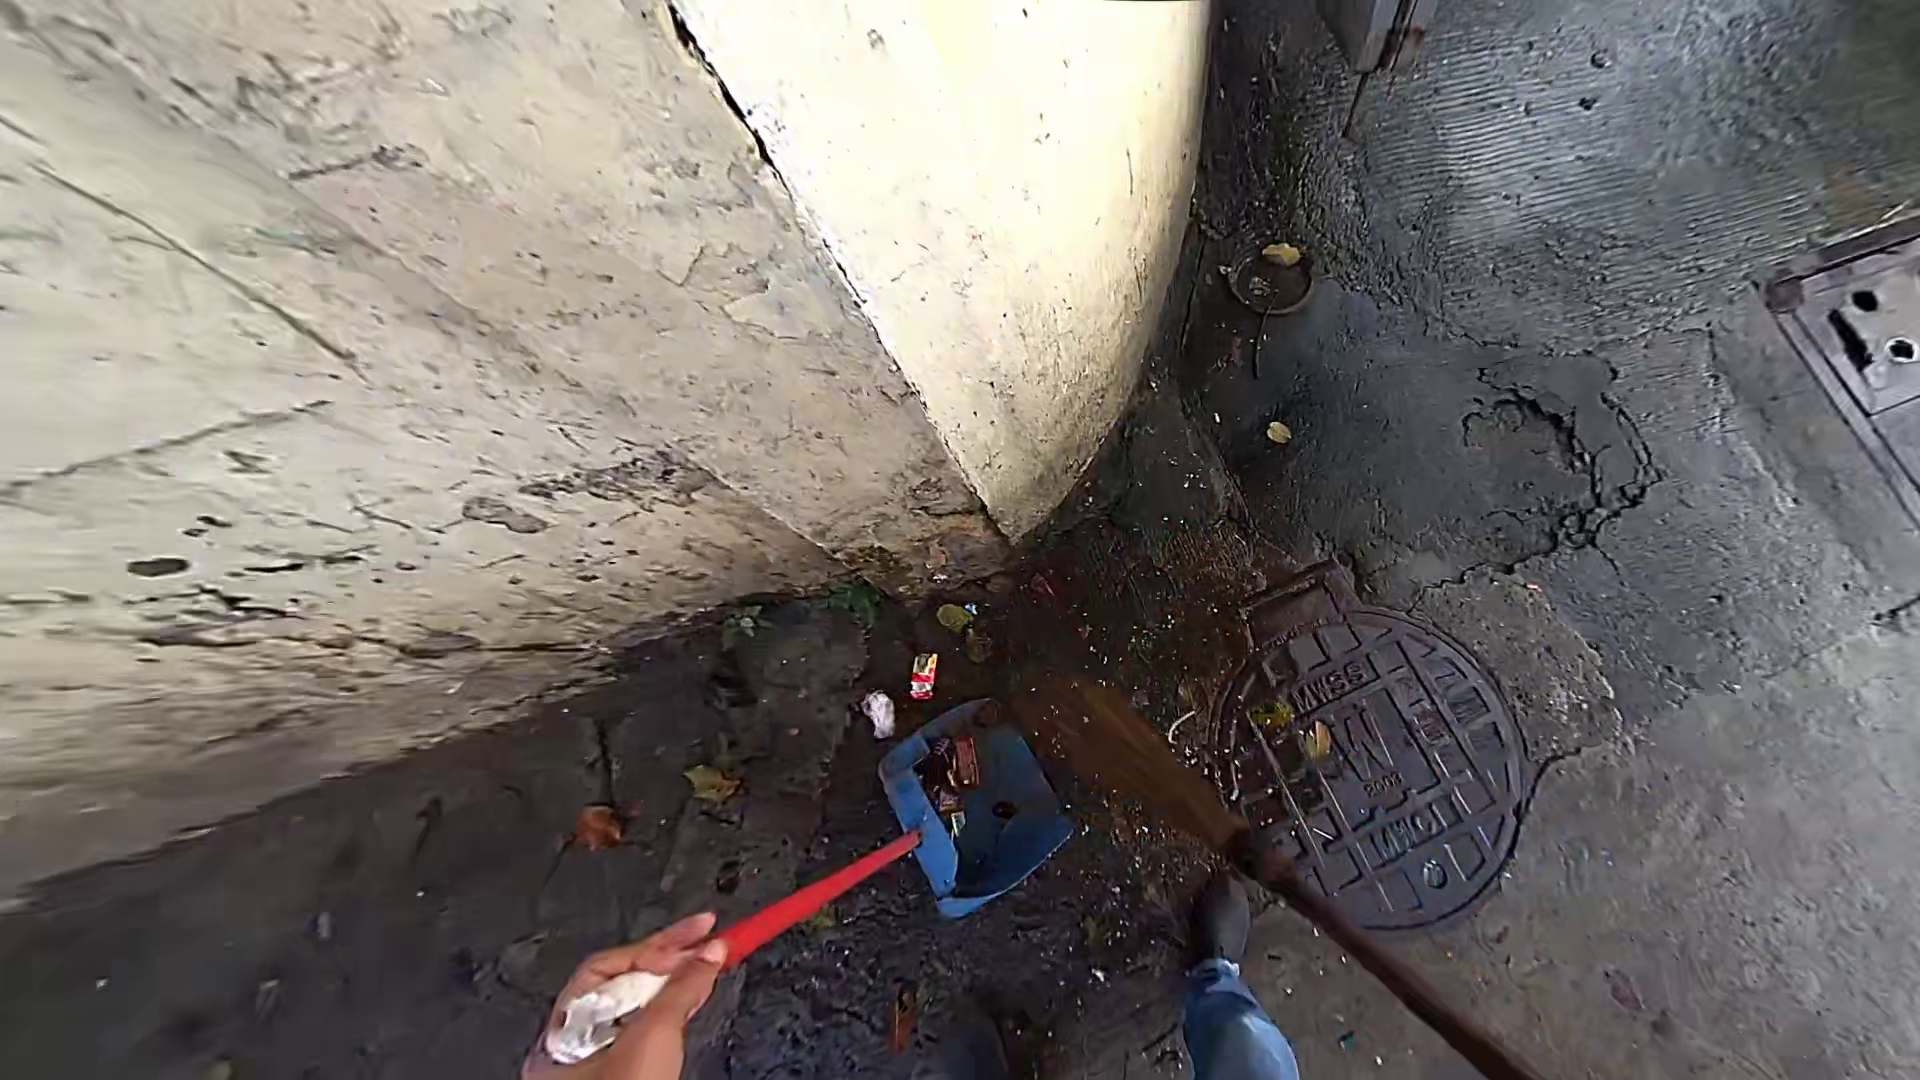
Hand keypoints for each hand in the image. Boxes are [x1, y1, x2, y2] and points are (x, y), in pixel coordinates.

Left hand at [522, 912, 729, 1079]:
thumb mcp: (656, 1037)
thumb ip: (684, 985)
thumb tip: (713, 949)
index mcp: (562, 1035)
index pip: (609, 965)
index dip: (657, 944)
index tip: (702, 930)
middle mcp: (571, 1048)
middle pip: (624, 981)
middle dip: (669, 959)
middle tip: (709, 942)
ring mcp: (595, 1066)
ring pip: (637, 1004)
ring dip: (674, 981)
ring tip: (707, 967)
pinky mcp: (622, 1078)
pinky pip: (645, 1027)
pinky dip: (672, 1007)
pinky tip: (692, 1000)